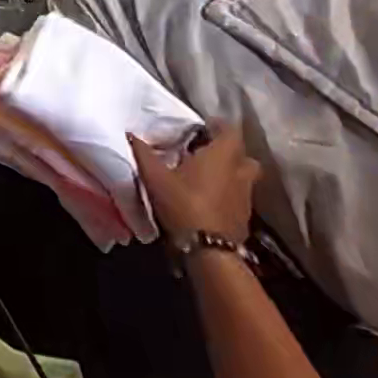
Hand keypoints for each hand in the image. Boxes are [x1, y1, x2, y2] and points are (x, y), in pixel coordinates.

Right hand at [130, 123, 259, 243]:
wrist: (209, 252)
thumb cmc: (184, 203)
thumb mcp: (155, 176)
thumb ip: (143, 153)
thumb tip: (131, 133)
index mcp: (222, 155)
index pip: (230, 130)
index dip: (218, 125)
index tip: (203, 126)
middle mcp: (240, 172)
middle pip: (242, 154)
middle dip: (228, 151)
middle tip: (207, 152)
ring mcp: (246, 197)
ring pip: (244, 177)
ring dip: (231, 174)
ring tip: (208, 177)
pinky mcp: (245, 218)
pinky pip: (239, 197)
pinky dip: (229, 195)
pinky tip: (211, 201)